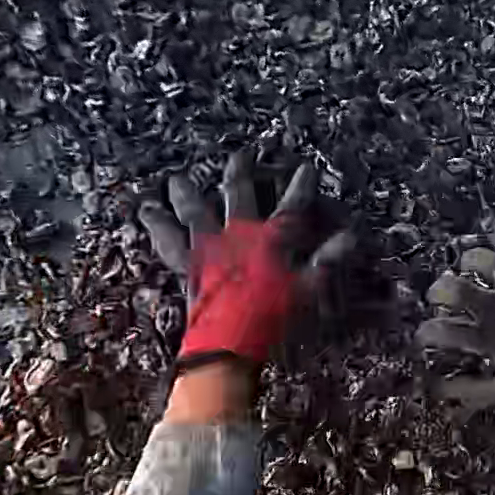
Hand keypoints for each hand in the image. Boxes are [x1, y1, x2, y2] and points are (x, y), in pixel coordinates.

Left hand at [140, 149, 352, 367]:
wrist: (230, 340)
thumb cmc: (272, 316)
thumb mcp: (307, 291)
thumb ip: (326, 262)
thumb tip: (349, 239)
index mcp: (269, 239)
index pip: (291, 205)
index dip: (300, 185)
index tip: (305, 169)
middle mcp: (238, 234)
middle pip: (238, 193)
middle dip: (240, 172)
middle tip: (240, 155)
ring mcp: (210, 246)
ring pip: (196, 210)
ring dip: (187, 193)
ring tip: (176, 179)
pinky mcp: (189, 264)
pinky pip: (168, 240)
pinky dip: (157, 226)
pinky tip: (145, 212)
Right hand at [414, 236, 494, 412]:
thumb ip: (463, 391)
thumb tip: (429, 387)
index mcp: (485, 337)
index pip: (440, 331)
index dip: (423, 335)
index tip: (419, 339)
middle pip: (453, 288)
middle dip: (437, 292)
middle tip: (436, 298)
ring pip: (481, 260)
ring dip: (466, 265)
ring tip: (464, 270)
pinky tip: (489, 244)